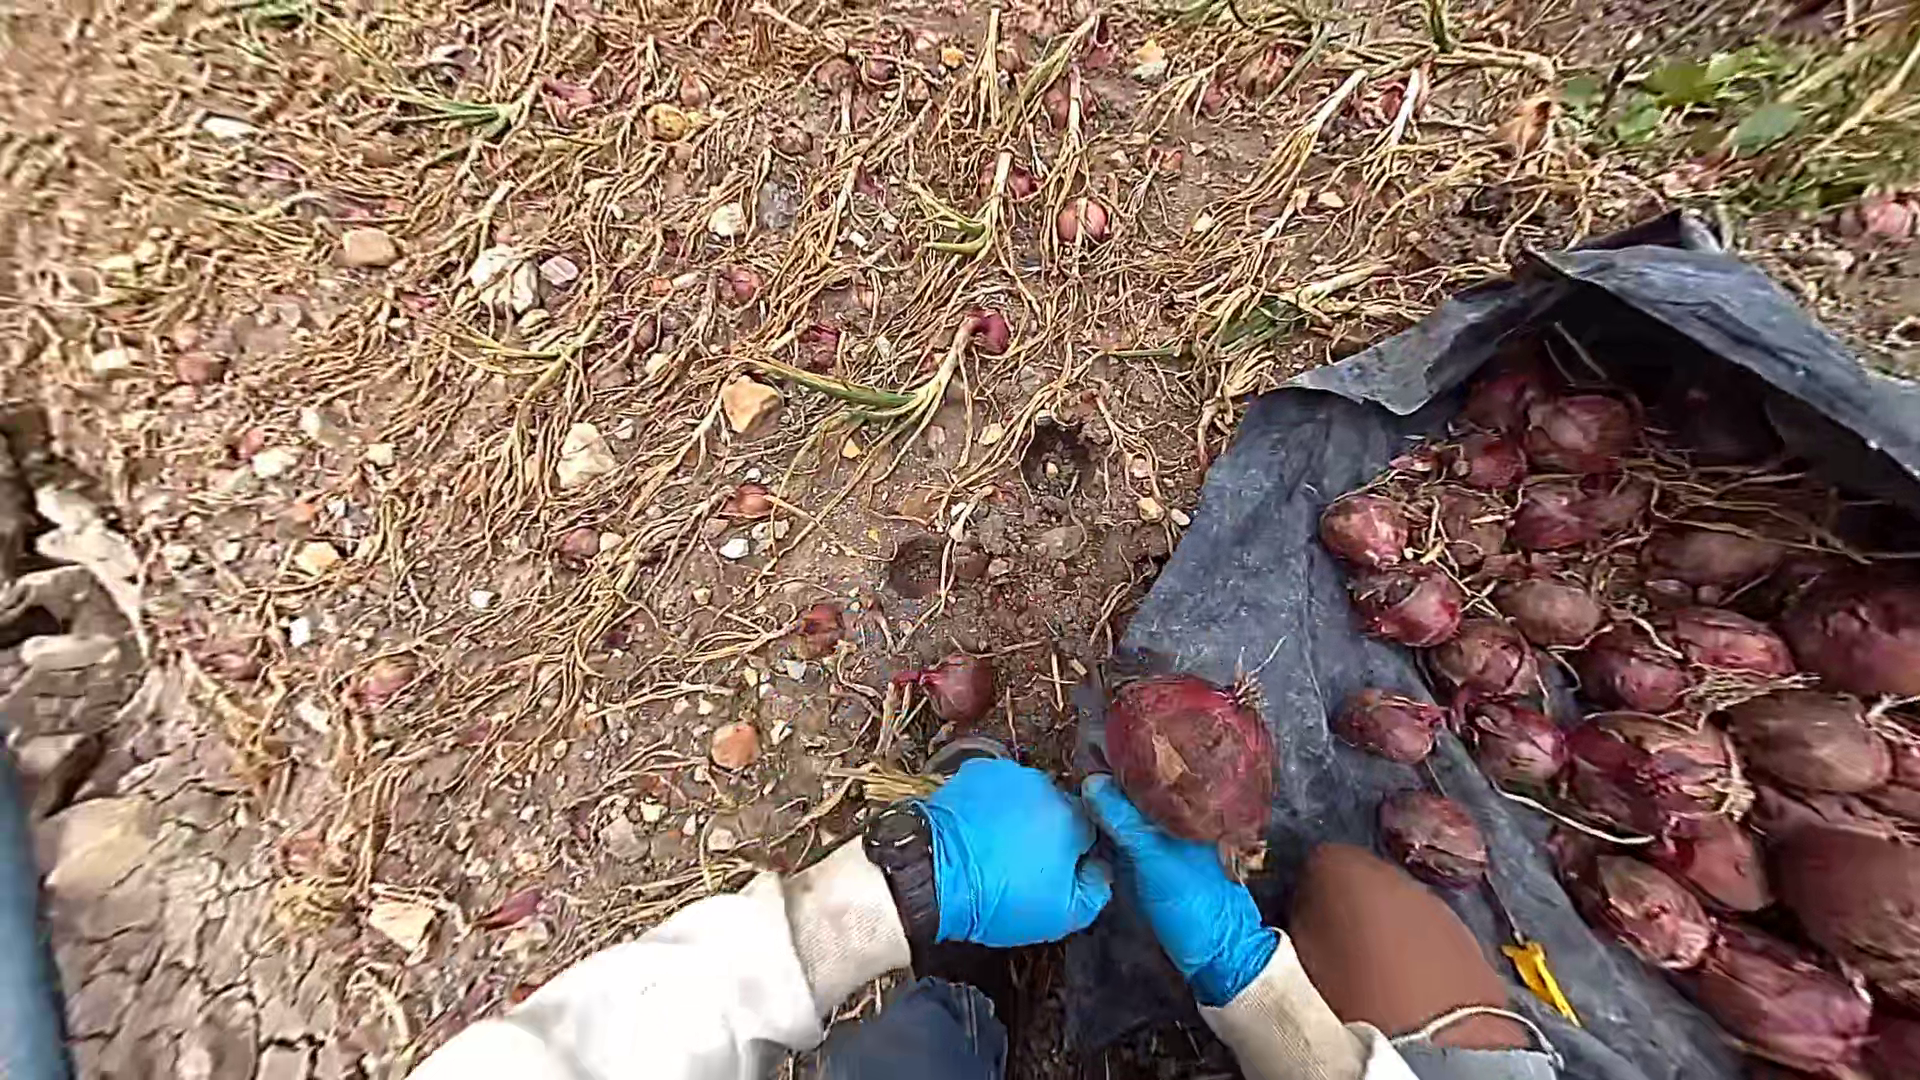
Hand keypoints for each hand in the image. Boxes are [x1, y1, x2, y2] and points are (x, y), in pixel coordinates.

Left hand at [917, 759, 1111, 946]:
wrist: (936, 871)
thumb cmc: (1002, 898)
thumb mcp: (1061, 916)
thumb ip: (1094, 890)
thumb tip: (1101, 868)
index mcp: (1071, 817)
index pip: (1090, 827)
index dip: (1077, 850)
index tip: (1059, 868)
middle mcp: (1044, 785)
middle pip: (1057, 806)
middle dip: (1048, 828)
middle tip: (1027, 858)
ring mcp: (1009, 772)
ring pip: (1027, 793)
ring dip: (1021, 811)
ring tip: (998, 842)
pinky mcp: (978, 768)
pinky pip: (996, 784)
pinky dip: (993, 800)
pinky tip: (979, 824)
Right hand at [1083, 774, 1277, 1005]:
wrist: (1217, 959)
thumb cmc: (1196, 903)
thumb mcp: (1155, 859)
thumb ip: (1124, 820)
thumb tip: (1091, 781)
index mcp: (1191, 805)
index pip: (1151, 767)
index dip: (1121, 755)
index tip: (1090, 744)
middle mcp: (1177, 814)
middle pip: (1136, 785)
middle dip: (1109, 774)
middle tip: (1077, 760)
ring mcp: (1162, 835)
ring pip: (1128, 806)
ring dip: (1105, 797)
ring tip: (1078, 781)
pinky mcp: (1149, 855)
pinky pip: (1124, 828)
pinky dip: (1107, 821)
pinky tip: (1089, 814)